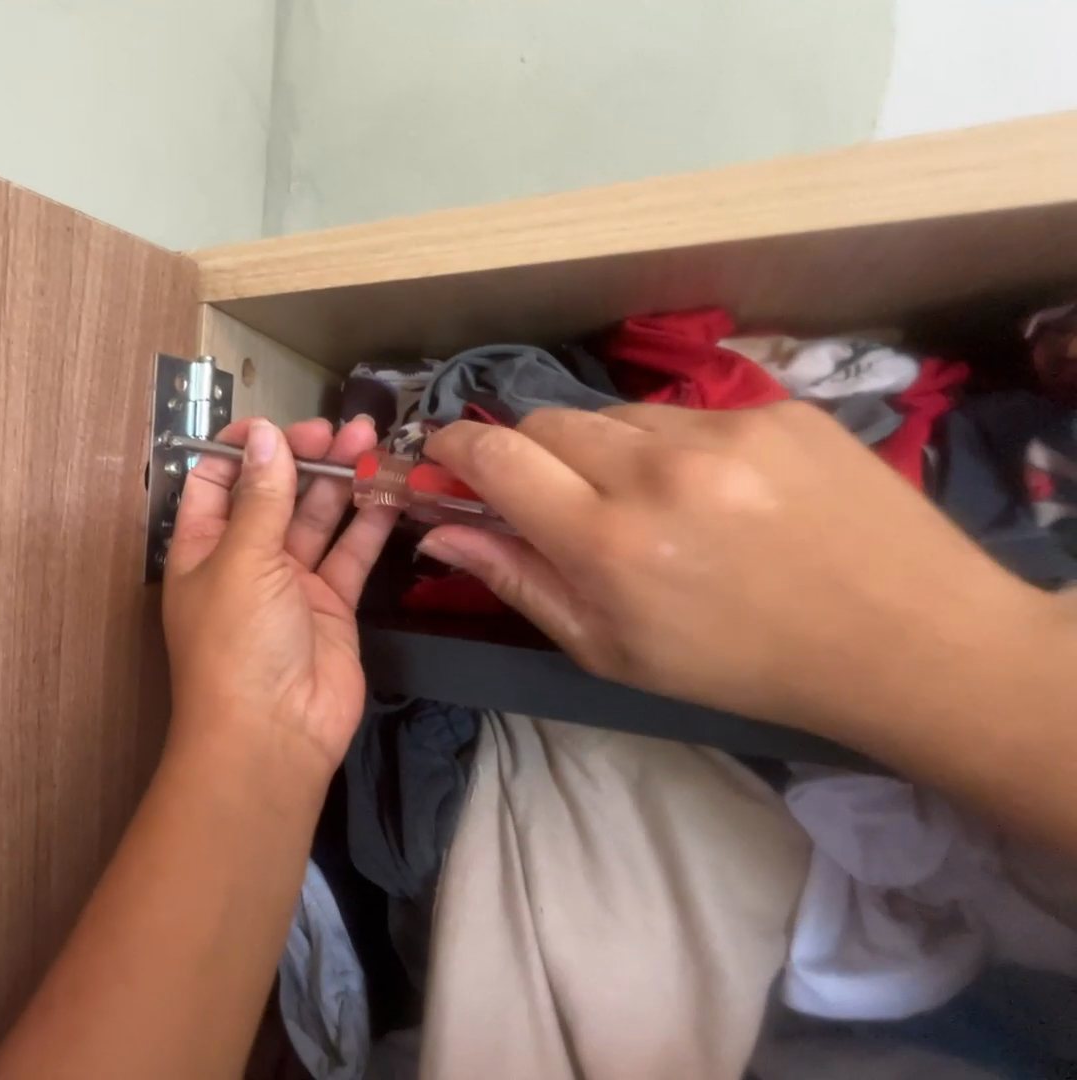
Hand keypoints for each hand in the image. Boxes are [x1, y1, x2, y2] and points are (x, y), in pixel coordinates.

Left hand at [162, 416, 398, 780]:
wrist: (273, 734)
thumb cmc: (236, 643)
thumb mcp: (241, 560)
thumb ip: (260, 497)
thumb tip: (263, 435)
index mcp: (202, 545)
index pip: (215, 480)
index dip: (241, 447)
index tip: (276, 422)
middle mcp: (244, 558)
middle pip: (273, 493)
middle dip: (303, 457)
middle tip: (340, 429)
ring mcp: (290, 582)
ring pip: (316, 518)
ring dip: (340, 481)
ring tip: (372, 441)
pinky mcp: (331, 605)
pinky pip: (350, 554)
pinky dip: (369, 524)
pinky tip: (390, 490)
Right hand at [418, 402, 1068, 733]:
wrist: (910, 643)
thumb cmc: (733, 662)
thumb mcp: (604, 645)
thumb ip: (513, 577)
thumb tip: (438, 531)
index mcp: (606, 540)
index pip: (495, 457)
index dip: (452, 448)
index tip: (439, 457)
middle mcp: (656, 471)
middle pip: (541, 422)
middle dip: (523, 453)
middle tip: (546, 494)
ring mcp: (724, 431)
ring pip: (609, 416)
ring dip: (597, 450)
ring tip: (642, 500)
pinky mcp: (777, 410)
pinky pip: (680, 414)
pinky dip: (666, 446)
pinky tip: (710, 490)